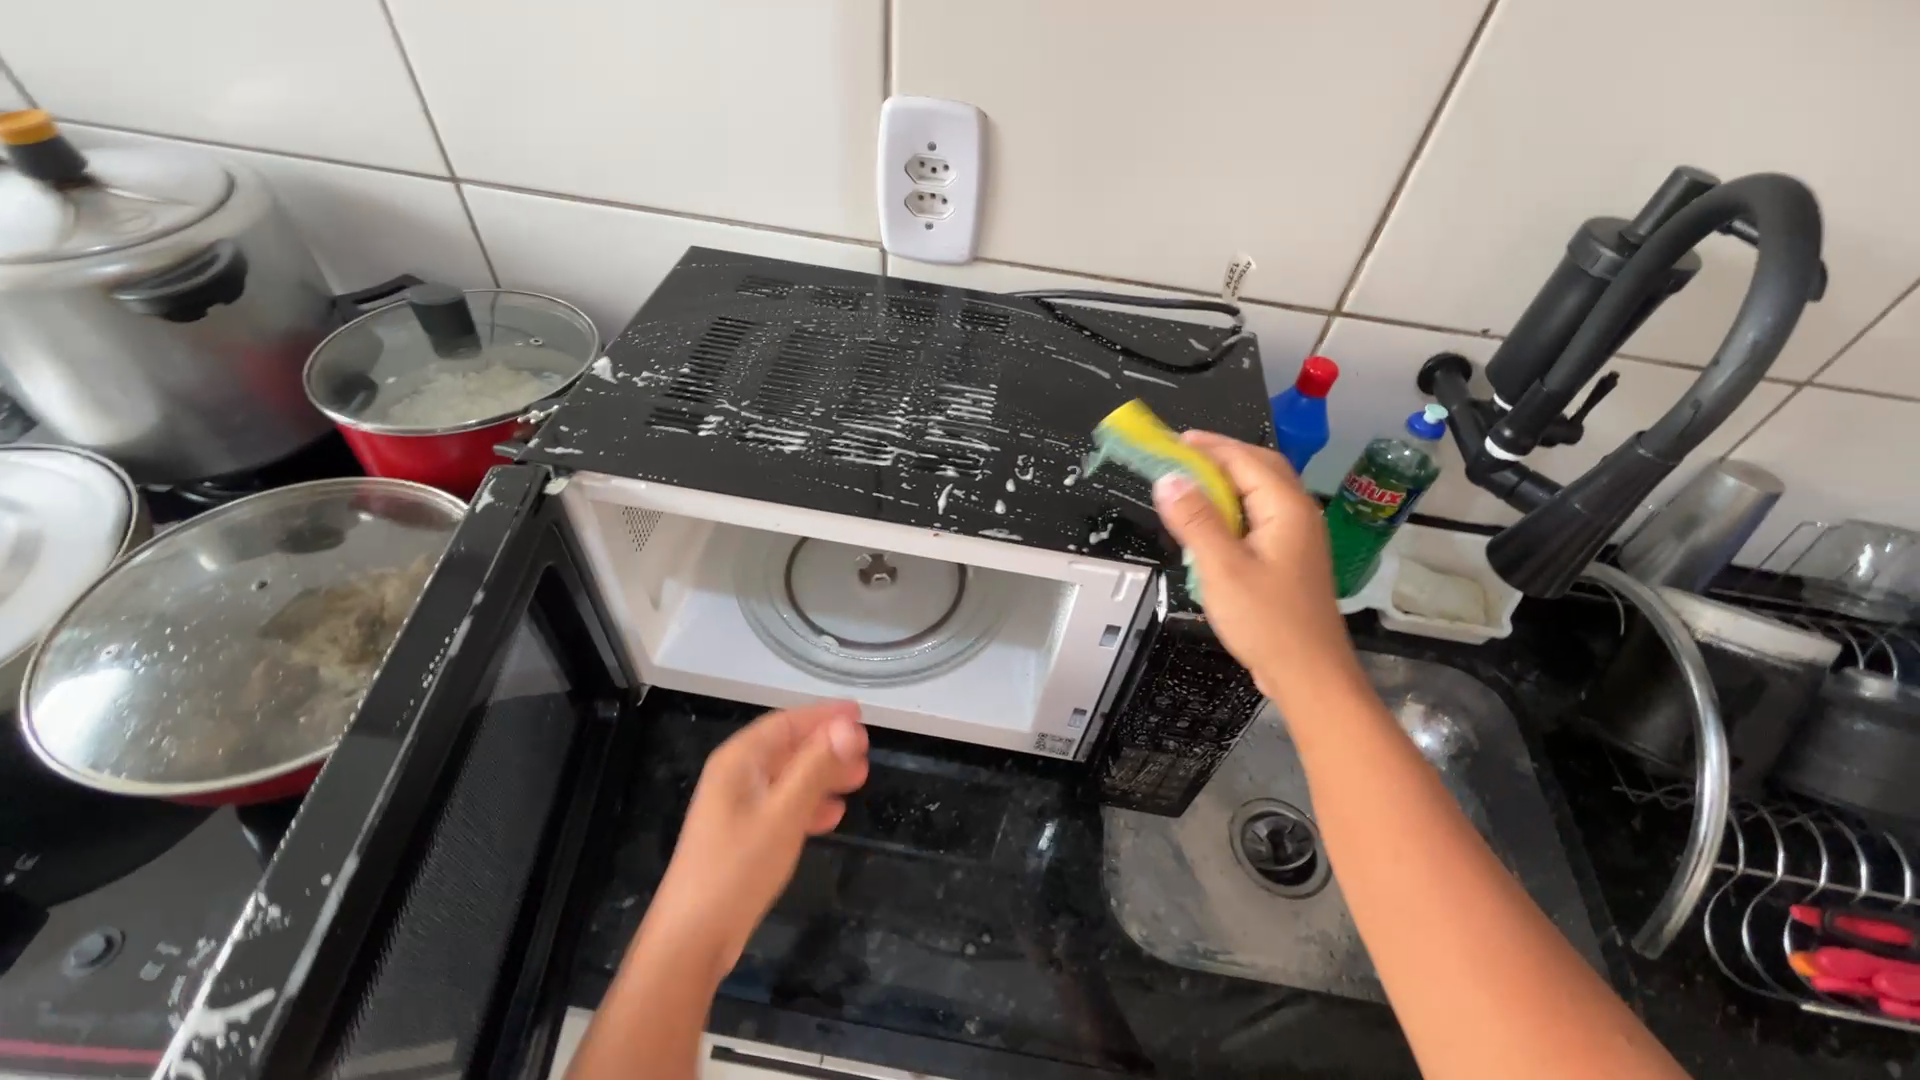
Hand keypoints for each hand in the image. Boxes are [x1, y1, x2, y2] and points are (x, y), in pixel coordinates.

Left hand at [641, 701, 869, 979]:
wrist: (694, 936)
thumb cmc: (739, 867)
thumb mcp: (784, 813)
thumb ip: (817, 767)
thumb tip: (848, 727)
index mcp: (738, 761)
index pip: (786, 723)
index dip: (824, 716)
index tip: (859, 714)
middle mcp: (735, 777)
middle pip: (787, 748)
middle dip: (827, 746)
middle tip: (865, 751)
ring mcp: (737, 808)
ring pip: (787, 778)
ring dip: (822, 775)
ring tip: (859, 779)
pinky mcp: (743, 836)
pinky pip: (782, 806)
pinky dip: (808, 804)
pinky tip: (832, 815)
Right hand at [1152, 431, 1363, 703]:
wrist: (1309, 674)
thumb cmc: (1269, 623)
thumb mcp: (1222, 569)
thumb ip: (1195, 521)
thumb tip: (1169, 479)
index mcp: (1286, 509)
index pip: (1244, 459)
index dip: (1206, 446)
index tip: (1171, 440)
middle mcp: (1297, 514)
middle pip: (1258, 467)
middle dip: (1219, 456)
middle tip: (1179, 454)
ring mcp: (1297, 537)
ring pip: (1260, 492)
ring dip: (1225, 482)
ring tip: (1189, 484)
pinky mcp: (1289, 558)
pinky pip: (1259, 516)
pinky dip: (1232, 507)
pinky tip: (1211, 523)